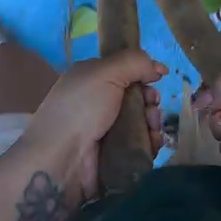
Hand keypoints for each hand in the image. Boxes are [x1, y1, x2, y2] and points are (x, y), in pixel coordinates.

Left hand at [18, 51, 166, 199]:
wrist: (60, 158)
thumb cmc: (81, 107)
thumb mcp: (106, 72)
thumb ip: (135, 62)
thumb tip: (159, 68)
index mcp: (93, 79)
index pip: (125, 71)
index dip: (143, 74)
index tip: (157, 79)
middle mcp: (99, 103)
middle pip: (137, 98)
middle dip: (151, 101)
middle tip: (152, 107)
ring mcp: (106, 132)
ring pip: (141, 123)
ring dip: (153, 123)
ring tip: (152, 128)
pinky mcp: (114, 157)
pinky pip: (139, 147)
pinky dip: (149, 144)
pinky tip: (153, 144)